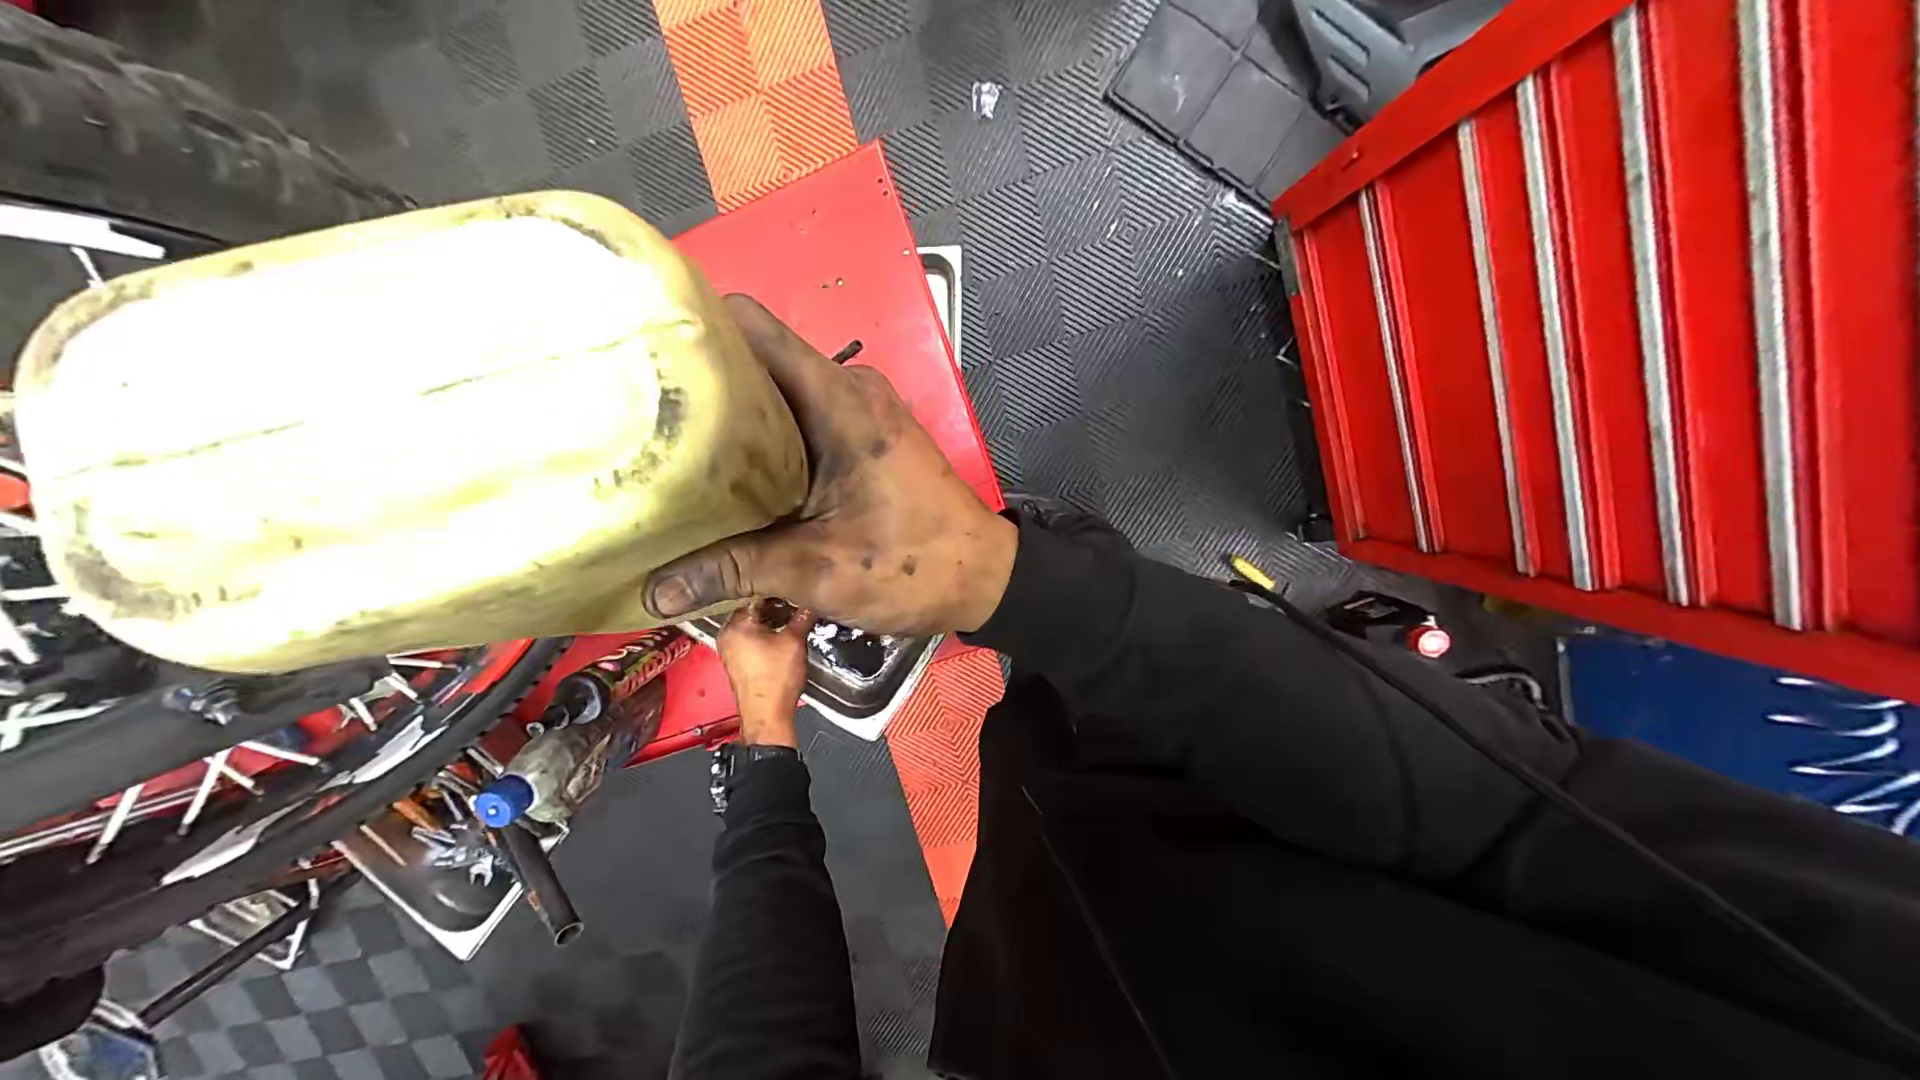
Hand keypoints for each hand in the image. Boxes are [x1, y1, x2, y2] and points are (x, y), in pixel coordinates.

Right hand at [645, 295, 1016, 635]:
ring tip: (667, 447)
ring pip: (777, 395)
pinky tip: (726, 476)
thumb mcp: (818, 568)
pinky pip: (799, 422)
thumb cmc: (913, 566)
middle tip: (635, 415)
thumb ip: (735, 569)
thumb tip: (654, 589)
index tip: (639, 351)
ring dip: (730, 418)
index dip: (692, 326)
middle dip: (698, 383)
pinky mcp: (864, 439)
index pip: (751, 326)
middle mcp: (848, 390)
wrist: (985, 578)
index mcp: (838, 398)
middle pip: (756, 360)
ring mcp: (858, 412)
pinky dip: (762, 441)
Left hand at [716, 599, 815, 747]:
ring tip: (793, 619)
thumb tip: (812, 602)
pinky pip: (750, 639)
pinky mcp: (737, 662)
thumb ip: (802, 617)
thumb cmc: (776, 679)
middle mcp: (726, 635)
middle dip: (775, 608)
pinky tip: (783, 637)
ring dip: (771, 622)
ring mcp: (729, 650)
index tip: (794, 590)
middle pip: (752, 610)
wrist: (767, 715)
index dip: (778, 593)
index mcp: (735, 625)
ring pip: (752, 625)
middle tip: (797, 603)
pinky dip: (765, 635)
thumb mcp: (794, 642)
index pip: (756, 596)